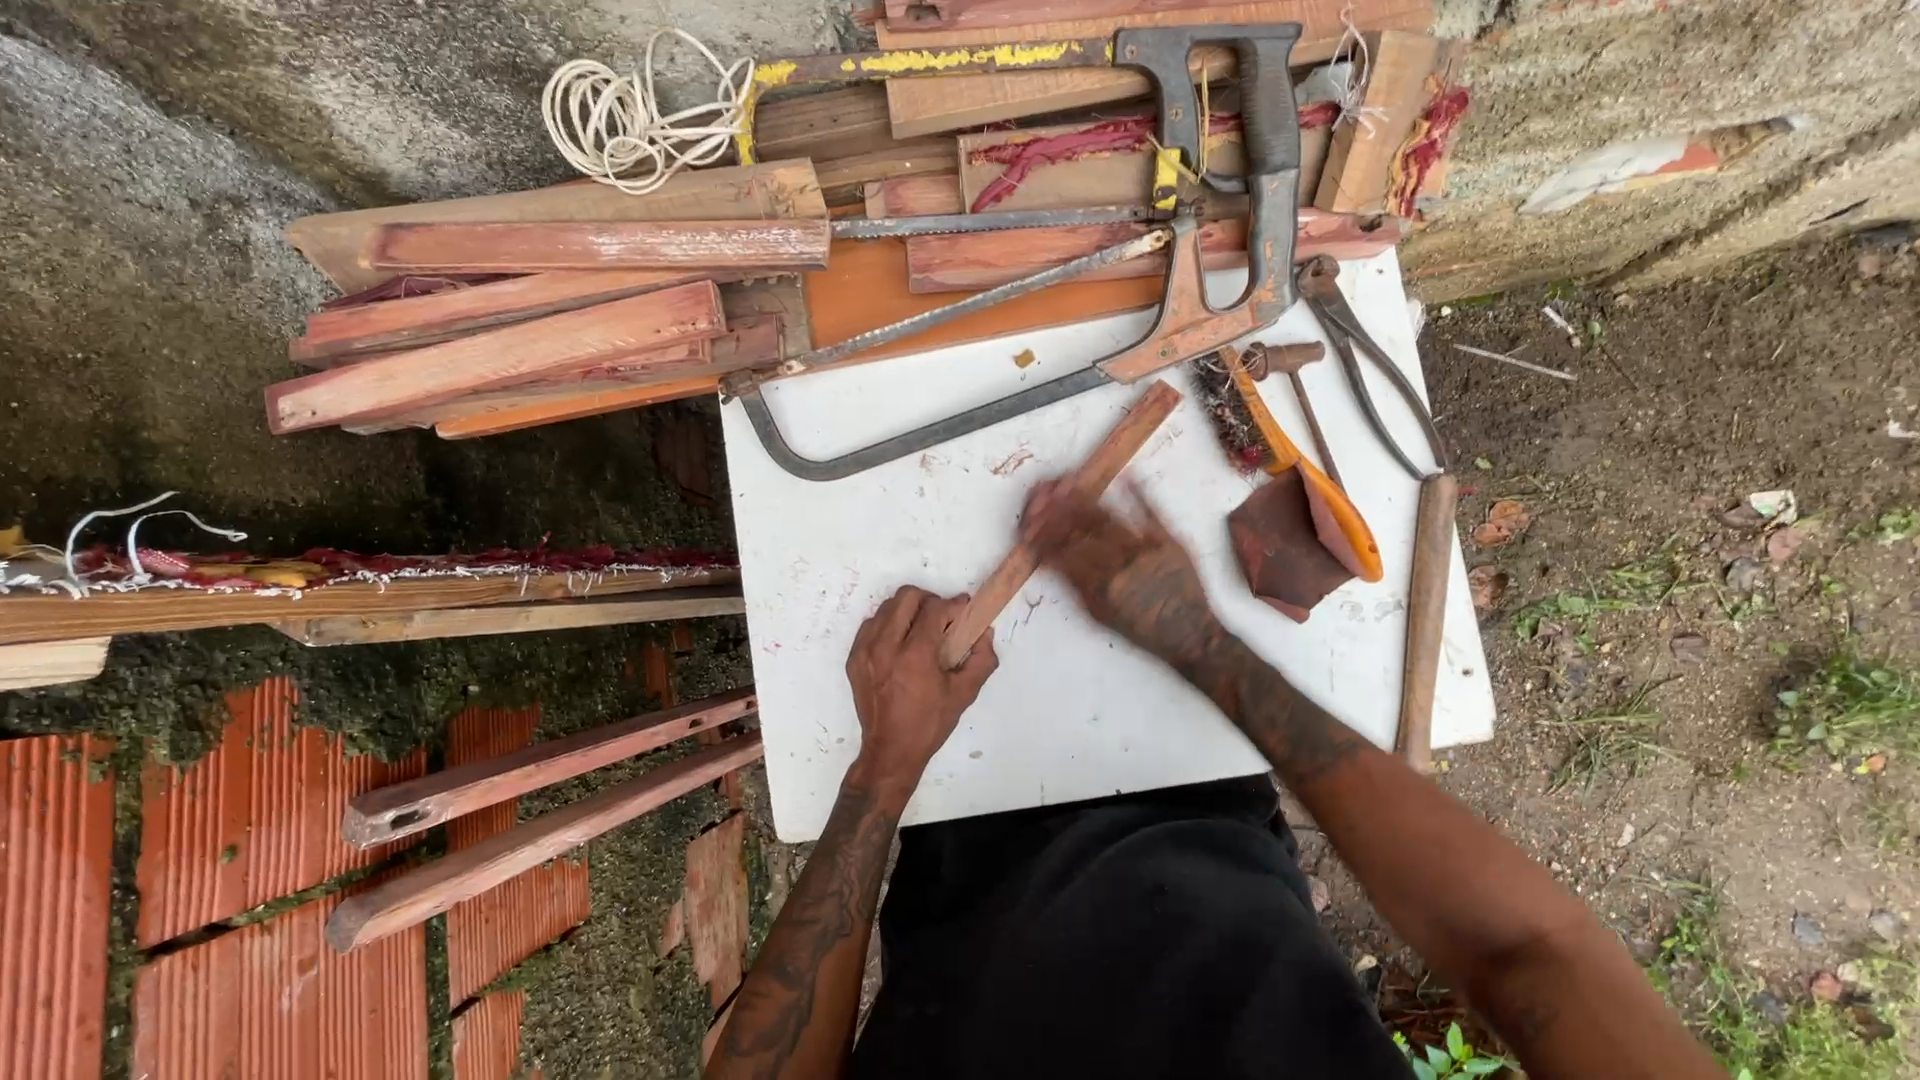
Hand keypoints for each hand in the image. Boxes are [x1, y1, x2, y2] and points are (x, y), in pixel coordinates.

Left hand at [845, 586, 998, 780]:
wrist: (891, 751)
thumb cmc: (930, 724)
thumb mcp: (964, 693)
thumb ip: (981, 659)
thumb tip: (984, 632)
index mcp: (915, 656)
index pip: (935, 609)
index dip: (954, 605)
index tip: (963, 610)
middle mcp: (886, 647)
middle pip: (907, 597)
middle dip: (929, 600)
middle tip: (941, 617)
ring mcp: (865, 651)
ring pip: (887, 607)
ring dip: (908, 611)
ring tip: (920, 629)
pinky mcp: (854, 659)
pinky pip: (870, 625)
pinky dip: (888, 625)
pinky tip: (900, 641)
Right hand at [1019, 477, 1223, 669]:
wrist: (1192, 634)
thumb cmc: (1143, 630)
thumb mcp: (1100, 616)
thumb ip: (1074, 586)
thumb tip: (1049, 559)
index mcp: (1100, 585)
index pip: (1061, 552)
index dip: (1040, 534)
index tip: (1026, 521)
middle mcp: (1120, 563)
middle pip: (1079, 528)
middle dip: (1054, 509)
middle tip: (1038, 492)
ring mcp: (1145, 547)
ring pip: (1106, 516)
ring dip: (1082, 497)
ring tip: (1064, 481)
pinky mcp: (1169, 539)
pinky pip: (1150, 511)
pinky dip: (1135, 491)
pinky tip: (1122, 475)